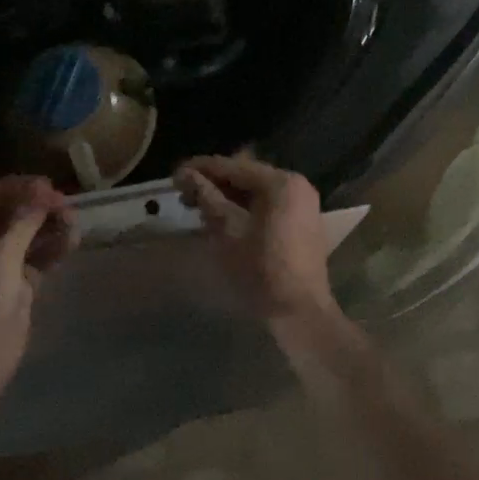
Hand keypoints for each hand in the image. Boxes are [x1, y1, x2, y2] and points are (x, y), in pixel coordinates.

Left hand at [0, 176, 75, 400]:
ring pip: (21, 239)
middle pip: (5, 216)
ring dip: (47, 228)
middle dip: (35, 208)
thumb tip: (40, 196)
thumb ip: (23, 224)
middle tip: (65, 204)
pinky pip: (30, 262)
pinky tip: (71, 241)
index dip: (14, 188)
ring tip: (74, 221)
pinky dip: (49, 251)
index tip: (45, 185)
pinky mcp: (9, 291)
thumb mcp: (1, 259)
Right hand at [174, 155, 338, 325]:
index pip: (234, 167)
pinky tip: (224, 216)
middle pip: (247, 175)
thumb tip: (184, 174)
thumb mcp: (228, 231)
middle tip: (184, 192)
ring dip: (229, 195)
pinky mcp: (303, 221)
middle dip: (215, 182)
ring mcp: (303, 203)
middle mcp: (296, 184)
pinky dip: (246, 206)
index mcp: (280, 182)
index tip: (175, 173)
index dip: (202, 168)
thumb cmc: (261, 269)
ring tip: (199, 205)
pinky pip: (269, 204)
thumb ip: (207, 197)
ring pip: (257, 190)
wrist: (300, 312)